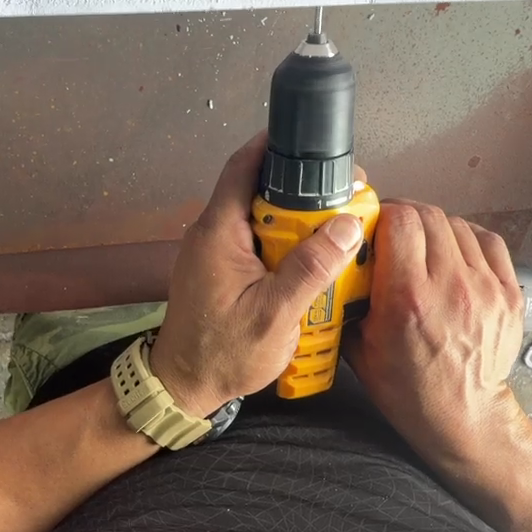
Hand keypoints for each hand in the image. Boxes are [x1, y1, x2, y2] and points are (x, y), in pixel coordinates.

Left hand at [150, 133, 364, 415]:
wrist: (183, 388)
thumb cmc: (223, 354)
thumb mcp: (274, 315)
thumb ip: (310, 269)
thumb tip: (348, 224)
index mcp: (219, 232)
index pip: (244, 166)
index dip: (277, 146)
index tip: (316, 143)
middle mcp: (212, 233)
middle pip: (259, 190)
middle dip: (302, 190)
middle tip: (345, 195)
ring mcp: (214, 253)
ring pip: (261, 219)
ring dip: (296, 222)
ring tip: (338, 227)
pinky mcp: (220, 271)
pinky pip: (257, 243)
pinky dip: (284, 245)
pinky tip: (311, 260)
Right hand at [342, 201, 526, 469]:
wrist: (460, 414)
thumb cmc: (405, 386)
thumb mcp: (357, 347)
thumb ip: (348, 301)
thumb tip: (340, 263)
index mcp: (407, 297)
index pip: (399, 220)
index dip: (382, 214)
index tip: (372, 224)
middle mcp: (450, 285)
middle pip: (428, 216)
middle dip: (405, 216)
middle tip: (391, 230)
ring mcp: (486, 287)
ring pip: (458, 225)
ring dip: (434, 227)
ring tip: (421, 244)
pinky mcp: (509, 292)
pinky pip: (488, 241)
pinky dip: (466, 239)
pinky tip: (452, 252)